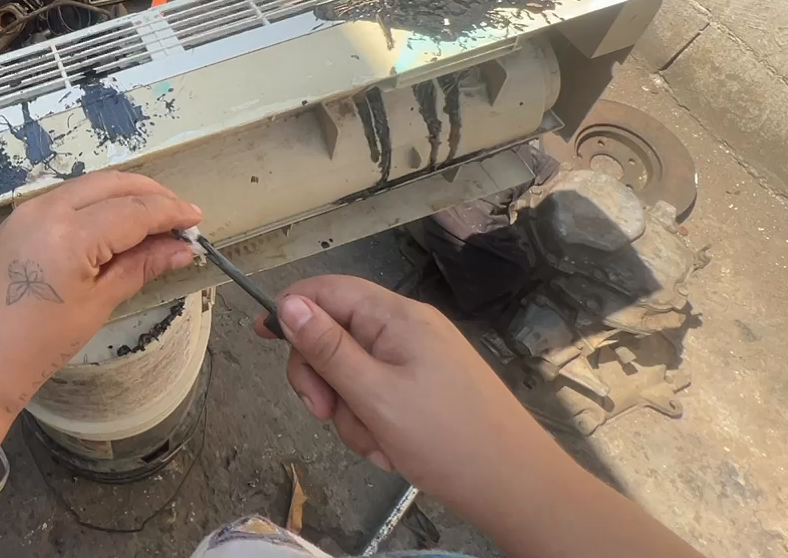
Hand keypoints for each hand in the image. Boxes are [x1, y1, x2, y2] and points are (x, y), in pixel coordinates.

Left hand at [0, 172, 200, 414]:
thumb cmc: (38, 344)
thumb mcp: (97, 305)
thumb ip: (140, 267)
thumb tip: (181, 249)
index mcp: (70, 234)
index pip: (133, 210)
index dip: (170, 212)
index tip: (197, 219)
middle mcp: (48, 208)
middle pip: (112, 183)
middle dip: (151, 194)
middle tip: (181, 216)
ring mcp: (29, 208)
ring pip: (90, 185)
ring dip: (125, 194)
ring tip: (155, 219)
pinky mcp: (19, 216)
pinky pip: (69, 197)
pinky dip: (98, 202)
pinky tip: (116, 222)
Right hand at [254, 276, 572, 515]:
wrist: (526, 495)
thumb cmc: (449, 441)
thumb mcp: (375, 396)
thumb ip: (327, 348)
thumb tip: (286, 301)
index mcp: (395, 316)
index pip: (326, 291)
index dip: (290, 310)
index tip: (261, 339)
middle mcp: (405, 327)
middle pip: (335, 332)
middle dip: (323, 375)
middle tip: (324, 415)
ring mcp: (418, 358)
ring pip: (352, 370)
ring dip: (350, 408)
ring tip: (376, 443)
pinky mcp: (426, 387)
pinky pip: (377, 392)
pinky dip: (373, 420)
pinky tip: (392, 448)